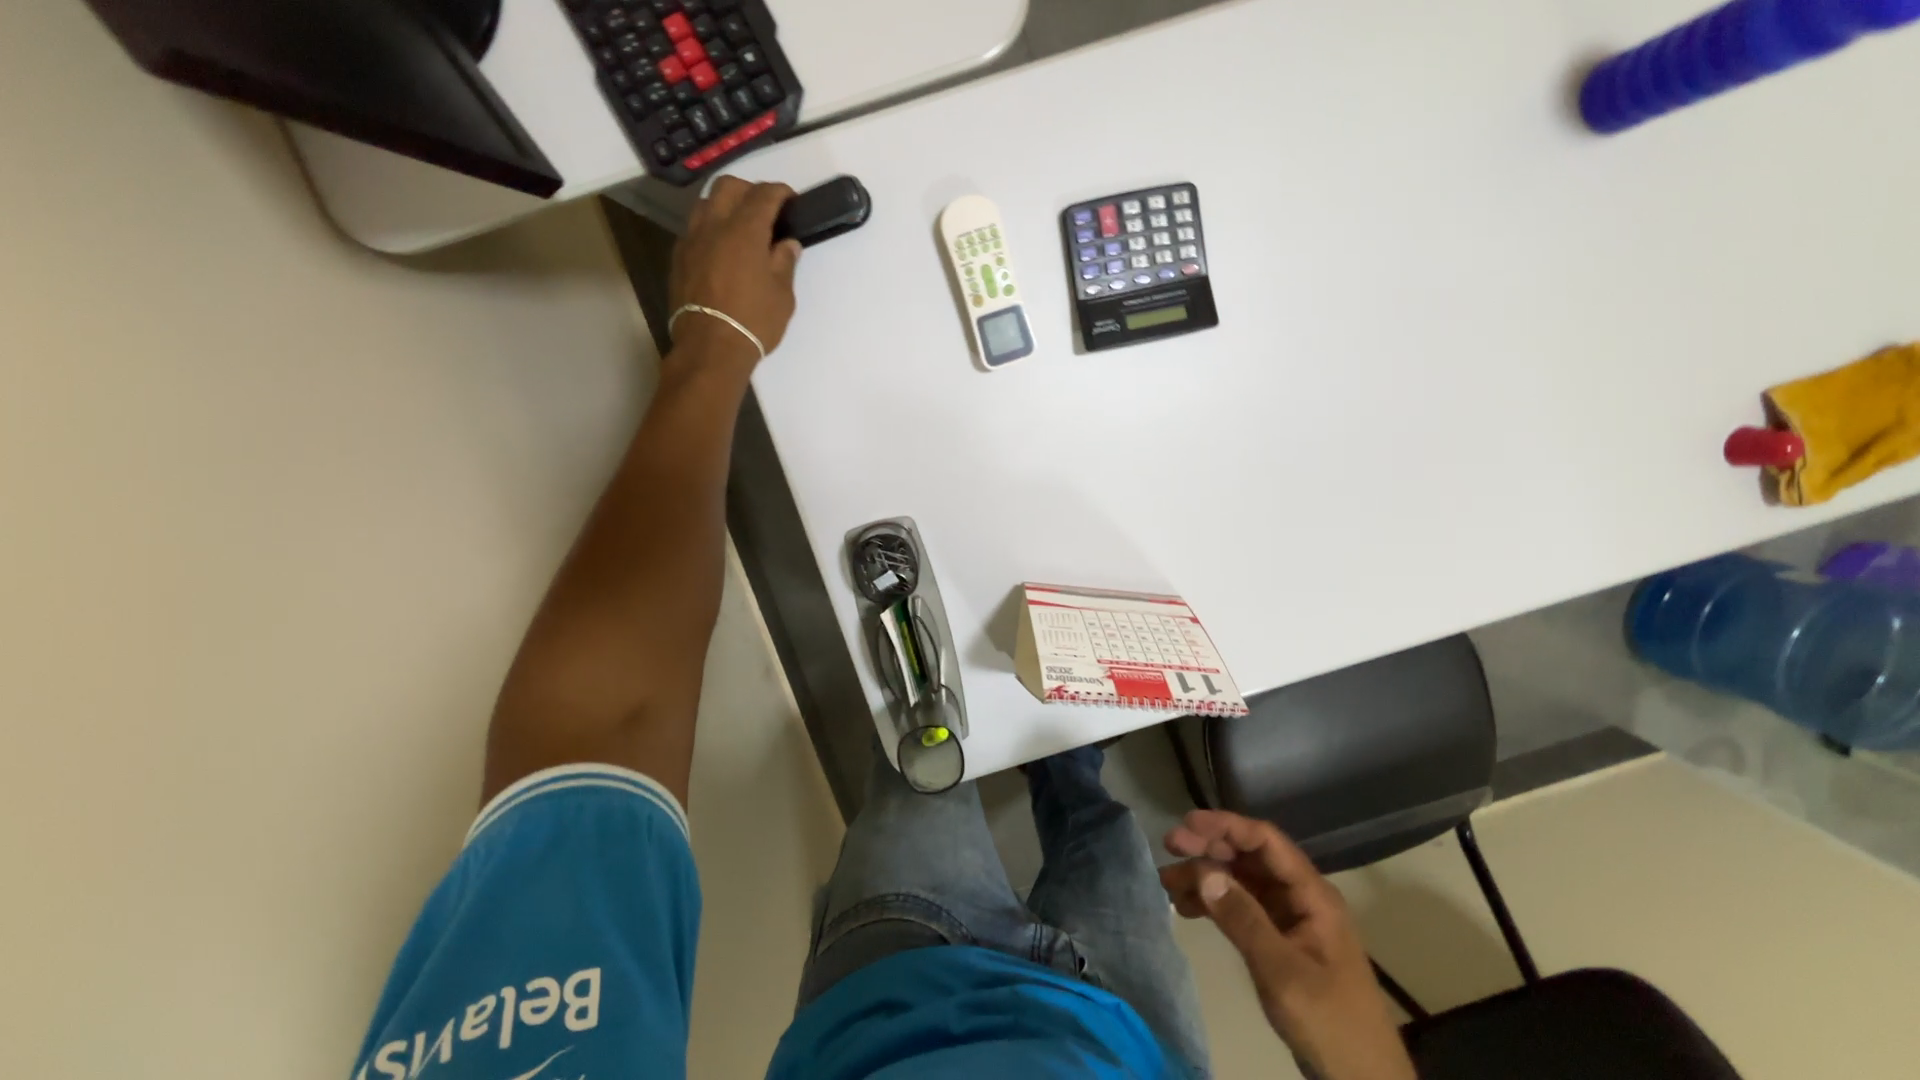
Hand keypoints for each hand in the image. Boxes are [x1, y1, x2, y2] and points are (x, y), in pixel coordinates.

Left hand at [669, 176, 801, 366]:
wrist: (710, 349)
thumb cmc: (753, 321)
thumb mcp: (782, 294)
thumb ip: (784, 262)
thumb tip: (787, 244)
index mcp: (744, 230)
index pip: (763, 195)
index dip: (780, 193)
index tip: (791, 201)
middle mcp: (714, 226)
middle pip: (728, 187)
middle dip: (749, 190)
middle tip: (765, 209)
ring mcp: (691, 241)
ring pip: (705, 203)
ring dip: (724, 205)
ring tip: (739, 226)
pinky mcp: (678, 259)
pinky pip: (693, 229)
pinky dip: (709, 228)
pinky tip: (720, 248)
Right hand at [1161, 810, 1415, 1079]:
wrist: (1361, 1077)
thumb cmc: (1328, 1019)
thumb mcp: (1283, 971)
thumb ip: (1244, 920)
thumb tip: (1203, 872)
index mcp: (1312, 895)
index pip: (1266, 842)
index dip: (1227, 826)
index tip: (1186, 824)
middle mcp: (1300, 898)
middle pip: (1250, 858)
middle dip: (1210, 848)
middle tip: (1168, 847)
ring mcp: (1289, 920)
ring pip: (1241, 882)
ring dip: (1206, 877)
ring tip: (1167, 882)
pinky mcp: (1278, 942)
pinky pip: (1241, 909)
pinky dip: (1213, 904)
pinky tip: (1185, 908)